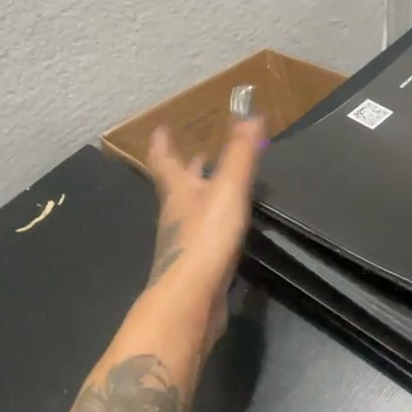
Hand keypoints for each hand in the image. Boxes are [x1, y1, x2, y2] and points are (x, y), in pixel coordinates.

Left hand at [140, 118, 264, 336]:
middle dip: (187, 168)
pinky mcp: (197, 265)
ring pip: (191, 210)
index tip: (161, 128)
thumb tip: (250, 113)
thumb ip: (240, 153)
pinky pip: (204, 234)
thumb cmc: (205, 237)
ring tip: (217, 184)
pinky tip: (229, 225)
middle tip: (198, 153)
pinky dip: (214, 221)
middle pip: (177, 186)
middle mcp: (175, 214)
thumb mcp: (228, 188)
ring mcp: (184, 242)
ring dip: (201, 193)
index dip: (162, 144)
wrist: (192, 298)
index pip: (164, 161)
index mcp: (177, 191)